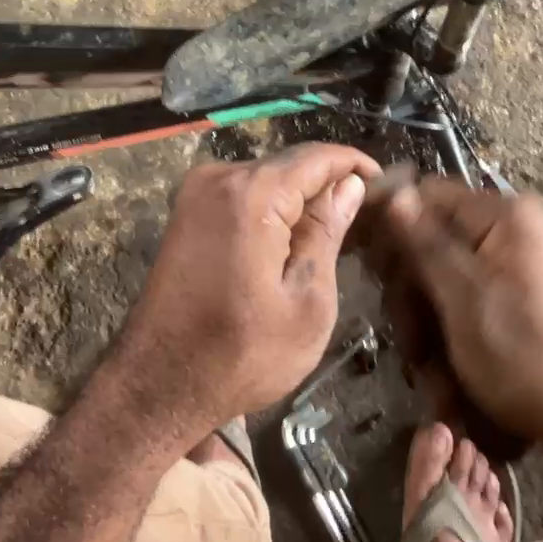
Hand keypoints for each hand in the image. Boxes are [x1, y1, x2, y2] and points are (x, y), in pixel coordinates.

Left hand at [109, 144, 380, 438]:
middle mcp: (219, 177)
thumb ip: (327, 232)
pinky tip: (289, 242)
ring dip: (298, 198)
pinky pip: (241, 193)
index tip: (383, 184)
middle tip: (363, 219)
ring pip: (265, 178)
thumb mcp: (306, 302)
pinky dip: (269, 208)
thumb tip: (349, 185)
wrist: (158, 384)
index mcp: (251, 194)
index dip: (354, 164)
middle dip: (327, 184)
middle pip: (289, 164)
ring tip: (331, 235)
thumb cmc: (241, 354)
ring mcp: (195, 192)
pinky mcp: (185, 211)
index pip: (316, 157)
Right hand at [373, 176, 542, 448]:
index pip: (428, 196)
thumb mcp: (466, 297)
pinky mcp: (536, 309)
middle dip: (416, 300)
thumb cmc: (536, 355)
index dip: (392, 228)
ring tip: (440, 384)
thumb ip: (425, 243)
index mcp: (505, 217)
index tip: (369, 270)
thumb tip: (394, 192)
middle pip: (438, 248)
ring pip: (455, 288)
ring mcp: (529, 273)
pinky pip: (482, 311)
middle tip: (412, 348)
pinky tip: (462, 388)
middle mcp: (518, 235)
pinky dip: (465, 344)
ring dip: (437, 334)